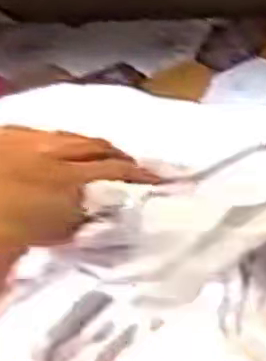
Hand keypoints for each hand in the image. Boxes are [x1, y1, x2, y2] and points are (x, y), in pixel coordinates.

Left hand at [0, 127, 154, 268]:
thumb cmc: (20, 229)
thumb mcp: (71, 225)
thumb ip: (93, 207)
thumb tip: (110, 199)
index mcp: (64, 175)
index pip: (116, 167)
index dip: (140, 173)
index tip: (156, 178)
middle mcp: (39, 152)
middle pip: (89, 144)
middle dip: (115, 154)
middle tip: (129, 163)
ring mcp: (11, 144)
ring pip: (58, 134)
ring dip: (81, 144)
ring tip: (92, 153)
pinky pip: (24, 131)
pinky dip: (44, 138)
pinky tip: (50, 147)